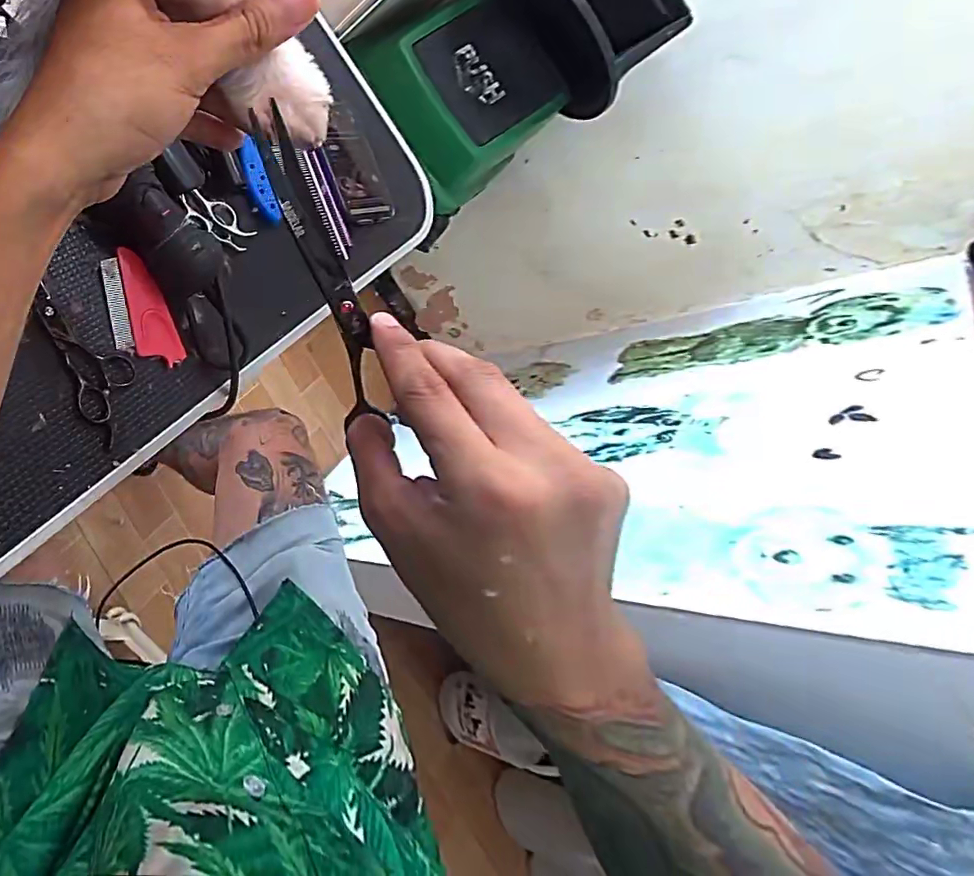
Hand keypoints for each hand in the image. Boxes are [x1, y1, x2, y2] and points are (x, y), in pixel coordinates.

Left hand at [0, 0, 320, 207]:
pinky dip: (205, 110)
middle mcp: (120, 4)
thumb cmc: (103, 102)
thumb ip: (250, 30)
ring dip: (228, 84)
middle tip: (277, 53)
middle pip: (198, 11)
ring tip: (264, 100)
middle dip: (241, 43)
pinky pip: (178, 91)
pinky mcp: (129, 90)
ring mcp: (124, 49)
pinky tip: (235, 132)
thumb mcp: (190, 60)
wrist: (59, 170)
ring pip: (191, 56)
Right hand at [347, 314, 644, 709]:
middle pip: (479, 379)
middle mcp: (541, 465)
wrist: (560, 651)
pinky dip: (499, 428)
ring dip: (467, 394)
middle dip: (435, 357)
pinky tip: (488, 459)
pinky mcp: (603, 472)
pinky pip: (533, 429)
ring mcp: (581, 465)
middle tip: (403, 352)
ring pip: (507, 401)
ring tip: (438, 413)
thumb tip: (370, 413)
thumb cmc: (465, 600)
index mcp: (485, 487)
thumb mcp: (398, 535)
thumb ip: (373, 462)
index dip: (401, 353)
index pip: (432, 395)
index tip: (379, 322)